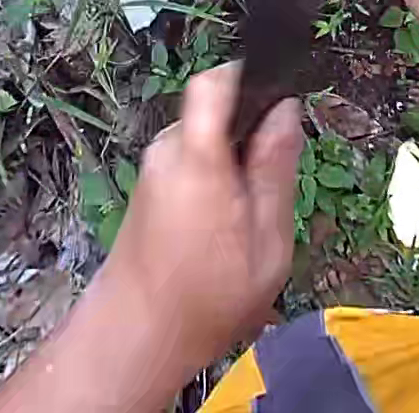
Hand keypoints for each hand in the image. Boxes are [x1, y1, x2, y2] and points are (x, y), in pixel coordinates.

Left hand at [95, 62, 304, 367]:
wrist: (131, 344)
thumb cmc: (207, 298)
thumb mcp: (265, 240)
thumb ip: (276, 166)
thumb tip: (286, 107)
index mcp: (199, 157)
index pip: (214, 82)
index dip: (246, 74)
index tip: (276, 98)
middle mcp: (169, 150)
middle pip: (215, 106)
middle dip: (248, 126)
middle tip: (270, 176)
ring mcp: (154, 165)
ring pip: (206, 130)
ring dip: (232, 151)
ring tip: (249, 206)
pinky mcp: (149, 182)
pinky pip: (191, 152)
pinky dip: (214, 168)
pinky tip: (224, 216)